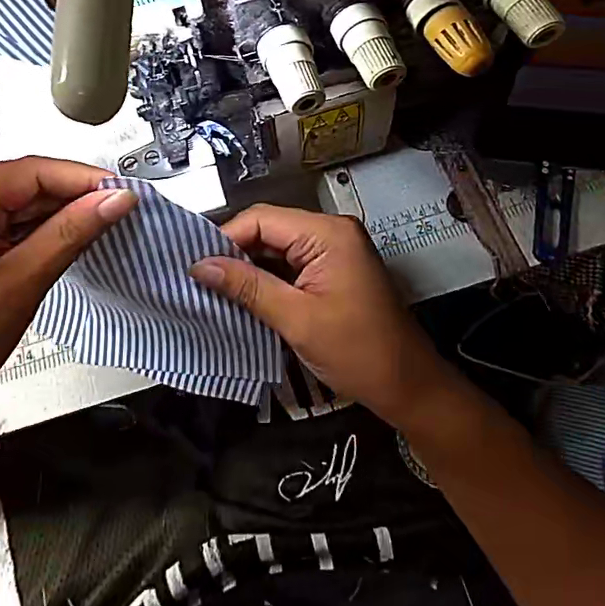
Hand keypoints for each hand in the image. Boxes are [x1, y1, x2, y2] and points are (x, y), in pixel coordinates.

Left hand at [0, 157, 136, 436]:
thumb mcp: (17, 286)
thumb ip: (71, 233)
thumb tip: (111, 199)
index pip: (27, 171)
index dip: (82, 180)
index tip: (118, 190)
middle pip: (13, 187)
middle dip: (63, 204)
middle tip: (108, 217)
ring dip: (39, 224)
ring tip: (78, 241)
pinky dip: (13, 239)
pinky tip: (39, 254)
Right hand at [190, 204, 465, 431]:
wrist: (409, 386)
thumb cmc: (357, 352)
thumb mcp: (296, 319)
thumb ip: (247, 287)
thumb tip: (199, 266)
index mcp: (327, 233)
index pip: (262, 219)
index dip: (225, 239)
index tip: (195, 267)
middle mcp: (330, 232)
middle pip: (268, 230)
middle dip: (235, 255)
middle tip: (199, 281)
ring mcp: (333, 251)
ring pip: (276, 249)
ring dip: (249, 269)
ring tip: (213, 290)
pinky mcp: (332, 271)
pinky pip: (290, 265)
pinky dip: (267, 280)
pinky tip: (243, 298)